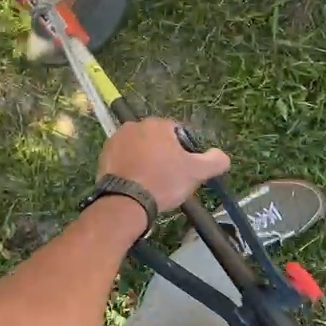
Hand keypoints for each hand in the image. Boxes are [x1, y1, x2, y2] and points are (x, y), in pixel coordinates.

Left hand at [97, 118, 229, 209]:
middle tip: (169, 179)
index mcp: (158, 124)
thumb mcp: (196, 172)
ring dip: (146, 160)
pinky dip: (131, 167)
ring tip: (151, 183)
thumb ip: (214, 161)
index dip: (185, 152)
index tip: (184, 170)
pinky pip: (124, 158)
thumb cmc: (163, 182)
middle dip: (164, 155)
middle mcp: (134, 125)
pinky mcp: (104, 155)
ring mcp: (116, 139)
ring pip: (139, 148)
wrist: (125, 201)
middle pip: (157, 140)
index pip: (178, 133)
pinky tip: (136, 183)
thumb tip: (222, 155)